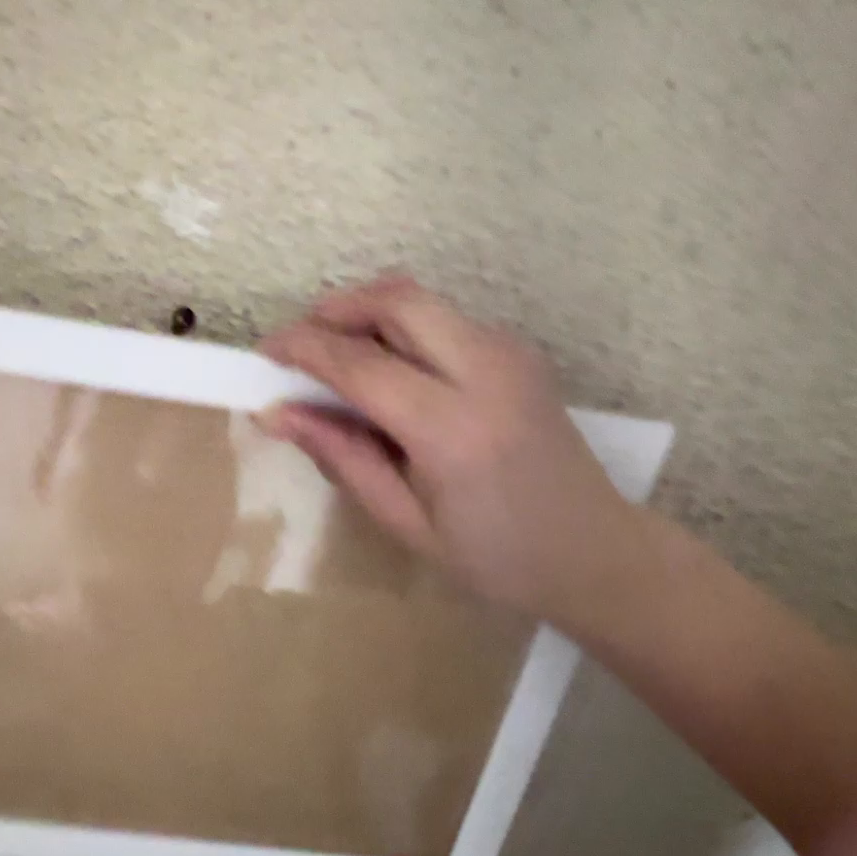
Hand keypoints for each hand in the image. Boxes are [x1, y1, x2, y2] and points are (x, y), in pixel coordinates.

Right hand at [257, 275, 655, 626]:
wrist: (594, 552)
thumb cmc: (492, 556)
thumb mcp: (403, 520)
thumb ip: (340, 457)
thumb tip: (276, 413)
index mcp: (452, 428)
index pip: (360, 363)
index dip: (303, 349)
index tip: (263, 354)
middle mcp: (487, 371)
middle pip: (397, 299)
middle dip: (335, 308)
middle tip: (297, 344)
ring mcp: (510, 353)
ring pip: (421, 301)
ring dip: (366, 314)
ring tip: (332, 358)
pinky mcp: (517, 352)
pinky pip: (443, 319)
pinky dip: (398, 328)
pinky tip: (382, 372)